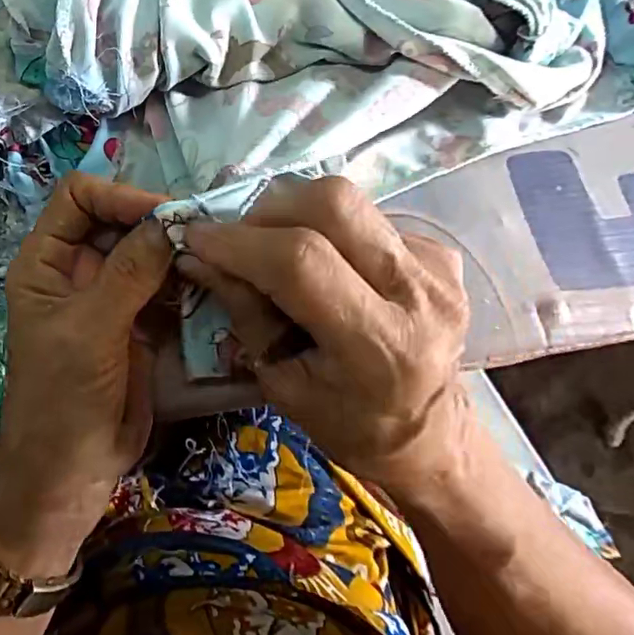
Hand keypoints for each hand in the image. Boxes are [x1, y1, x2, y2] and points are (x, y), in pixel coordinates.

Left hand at [0, 173, 172, 576]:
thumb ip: (129, 273)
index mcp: (45, 262)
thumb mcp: (90, 331)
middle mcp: (74, 270)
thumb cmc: (62, 399)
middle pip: (117, 221)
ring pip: (145, 253)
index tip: (164, 215)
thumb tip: (170, 219)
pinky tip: (212, 284)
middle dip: (157, 223)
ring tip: (217, 257)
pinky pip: (163, 287)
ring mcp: (107, 296)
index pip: (77, 198)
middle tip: (207, 233)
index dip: (118, 196)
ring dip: (177, 253)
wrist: (70, 473)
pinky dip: (185, 283)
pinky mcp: (136, 323)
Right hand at [175, 176, 472, 497]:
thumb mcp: (279, 381)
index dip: (237, 242)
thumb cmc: (345, 421)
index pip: (299, 262)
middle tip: (238, 240)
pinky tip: (322, 264)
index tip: (194, 238)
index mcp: (377, 343)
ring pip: (346, 200)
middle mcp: (417, 293)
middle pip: (332, 205)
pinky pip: (363, 216)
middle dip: (265, 211)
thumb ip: (242, 312)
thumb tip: (194, 256)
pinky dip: (323, 229)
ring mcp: (436, 267)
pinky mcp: (439, 252)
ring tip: (272, 248)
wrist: (428, 434)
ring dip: (291, 213)